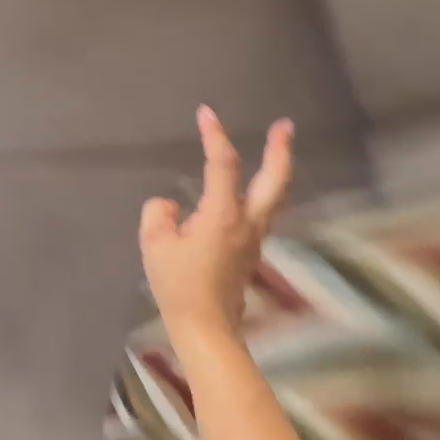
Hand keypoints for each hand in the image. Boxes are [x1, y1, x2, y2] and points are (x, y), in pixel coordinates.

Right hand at [139, 106, 293, 347]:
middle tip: (285, 126)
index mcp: (222, 216)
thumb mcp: (153, 243)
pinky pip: (260, 212)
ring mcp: (254, 239)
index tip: (206, 114)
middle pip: (275, 181)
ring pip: (274, 196)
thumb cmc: (177, 284)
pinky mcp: (250, 252)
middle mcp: (247, 223)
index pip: (223, 165)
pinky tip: (245, 193)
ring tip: (276, 150)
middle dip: (280, 150)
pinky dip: (260, 193)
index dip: (215, 136)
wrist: (205, 326)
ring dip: (276, 170)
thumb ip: (159, 214)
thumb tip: (173, 208)